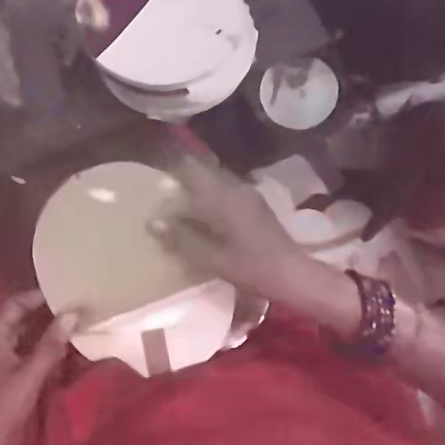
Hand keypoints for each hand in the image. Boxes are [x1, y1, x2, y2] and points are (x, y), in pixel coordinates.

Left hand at [0, 290, 77, 444]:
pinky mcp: (2, 380)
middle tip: (72, 306)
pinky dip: (40, 350)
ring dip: (43, 331)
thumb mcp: (29, 376)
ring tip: (71, 324)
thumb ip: (50, 345)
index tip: (62, 291)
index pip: (12, 305)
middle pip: (16, 320)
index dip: (35, 296)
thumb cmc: (0, 410)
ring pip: (21, 338)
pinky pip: (23, 356)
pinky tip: (60, 351)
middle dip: (42, 313)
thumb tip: (72, 314)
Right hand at [153, 158, 363, 336]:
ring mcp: (248, 195)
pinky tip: (203, 216)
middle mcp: (236, 188)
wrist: (292, 274)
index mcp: (223, 196)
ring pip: (215, 181)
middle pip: (203, 172)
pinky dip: (210, 198)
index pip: (191, 170)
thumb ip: (181, 238)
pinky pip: (226, 191)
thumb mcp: (211, 257)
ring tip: (180, 207)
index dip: (170, 172)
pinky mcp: (255, 205)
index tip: (154, 183)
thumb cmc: (250, 266)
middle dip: (182, 181)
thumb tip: (152, 222)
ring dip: (197, 189)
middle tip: (163, 196)